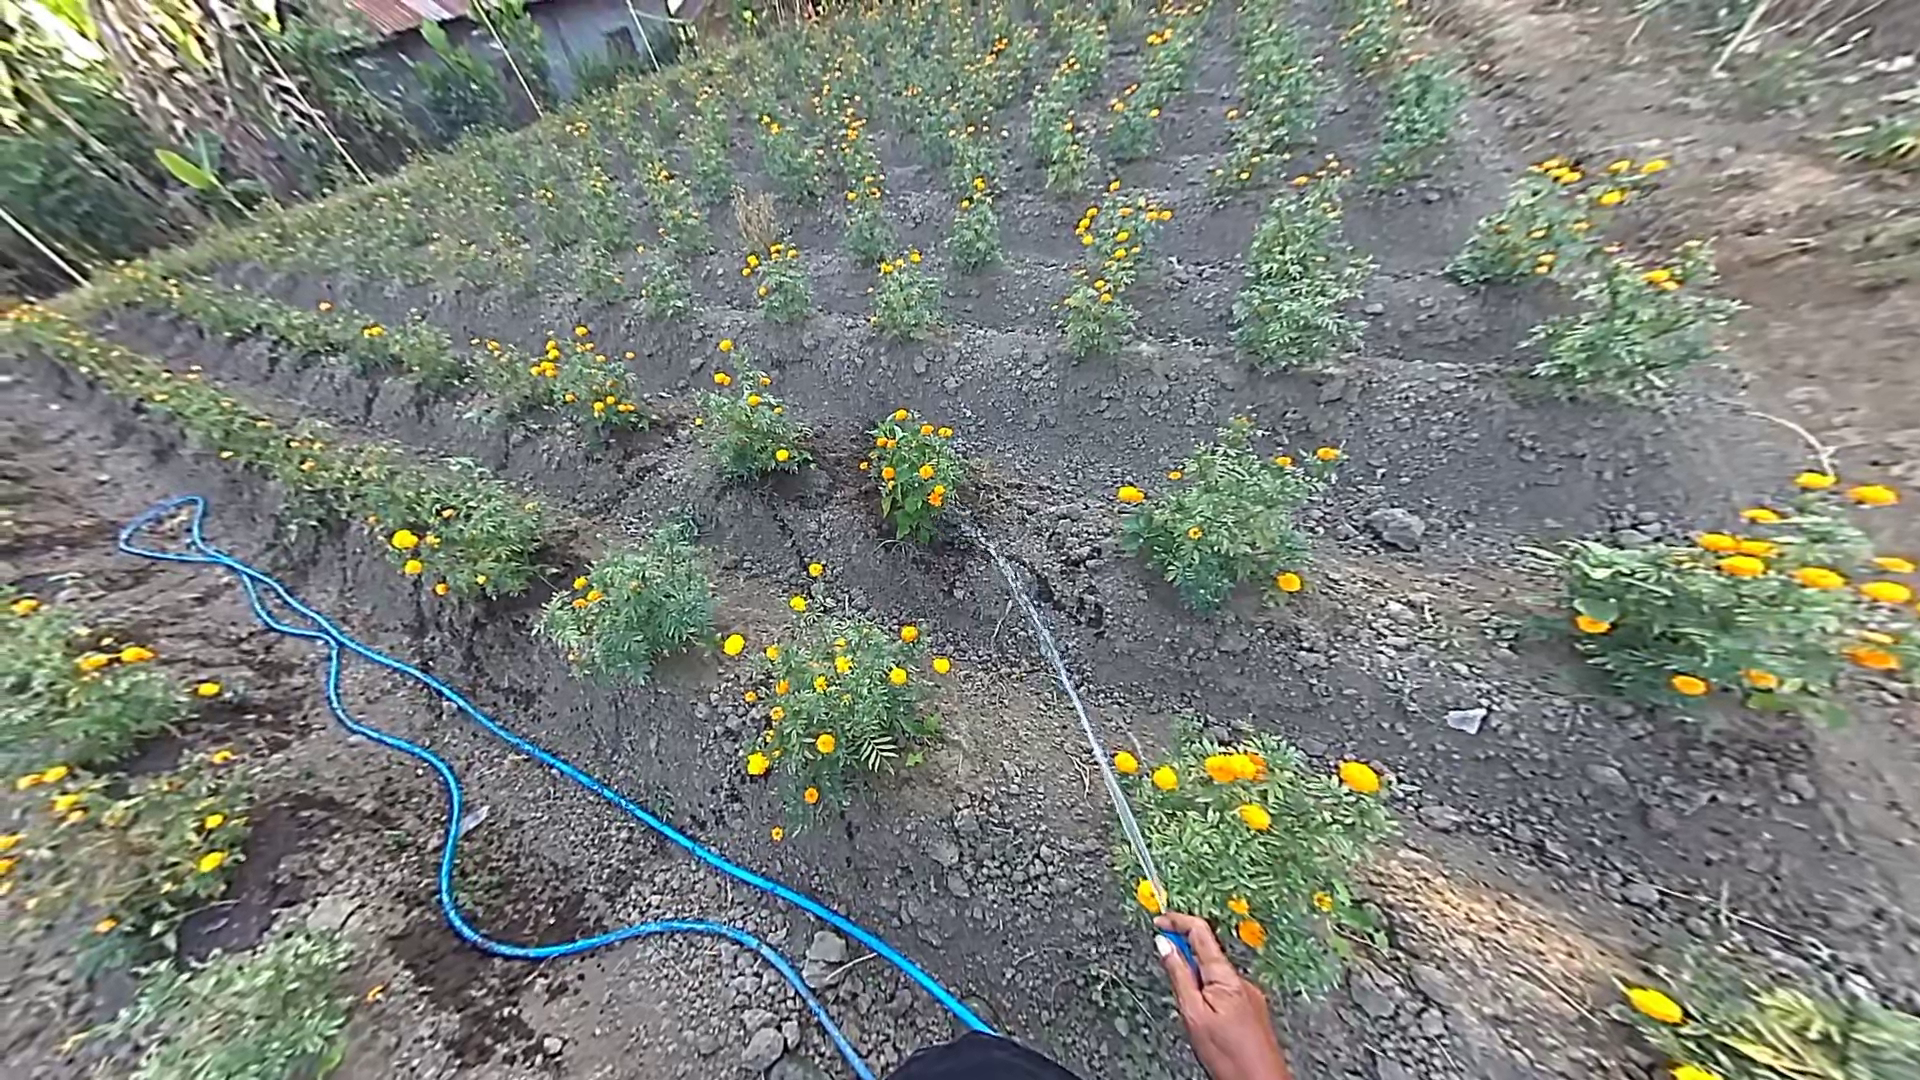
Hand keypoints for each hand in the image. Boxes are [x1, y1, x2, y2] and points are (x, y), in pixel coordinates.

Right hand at [1154, 913, 1292, 1079]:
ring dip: (1197, 977)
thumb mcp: (1193, 1014)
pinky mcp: (1253, 1008)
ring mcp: (1249, 994)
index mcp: (1225, 975)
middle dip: (1184, 954)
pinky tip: (1208, 1018)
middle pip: (1206, 950)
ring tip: (1193, 1010)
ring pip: (1214, 972)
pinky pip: (1225, 988)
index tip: (1159, 921)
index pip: (1199, 929)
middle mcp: (1240, 979)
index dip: (1176, 920)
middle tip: (1169, 970)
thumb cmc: (1232, 1059)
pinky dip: (1210, 991)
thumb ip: (1178, 974)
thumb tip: (1164, 943)